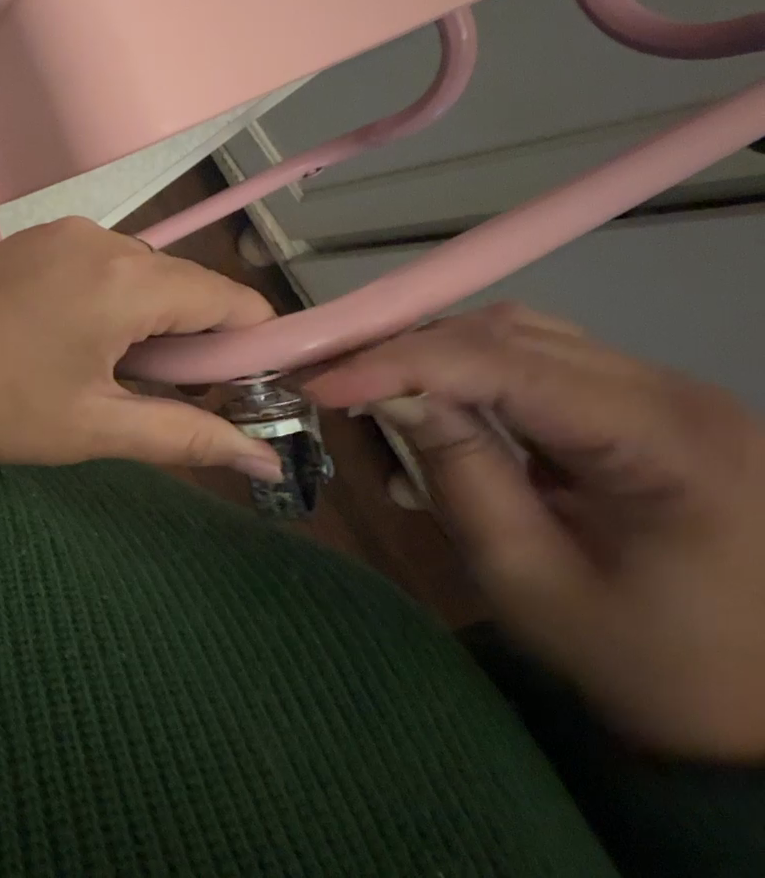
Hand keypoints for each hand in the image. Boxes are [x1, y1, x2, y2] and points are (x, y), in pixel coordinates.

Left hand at [0, 217, 284, 480]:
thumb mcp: (96, 429)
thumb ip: (188, 436)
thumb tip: (265, 460)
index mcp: (124, 279)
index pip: (228, 299)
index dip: (246, 346)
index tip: (231, 391)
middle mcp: (96, 238)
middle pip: (181, 283)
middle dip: (187, 337)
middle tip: (148, 393)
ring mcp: (54, 232)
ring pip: (135, 271)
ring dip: (141, 317)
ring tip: (99, 371)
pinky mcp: (23, 239)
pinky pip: (90, 262)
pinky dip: (101, 297)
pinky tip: (65, 340)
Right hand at [305, 304, 764, 761]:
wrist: (747, 702)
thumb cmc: (633, 654)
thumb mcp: (523, 571)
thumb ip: (458, 470)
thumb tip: (387, 395)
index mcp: (665, 439)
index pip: (504, 363)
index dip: (399, 364)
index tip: (316, 386)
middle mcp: (676, 392)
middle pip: (509, 335)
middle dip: (405, 354)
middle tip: (326, 387)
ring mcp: (667, 395)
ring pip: (518, 337)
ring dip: (432, 362)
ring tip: (369, 404)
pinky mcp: (646, 408)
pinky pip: (537, 364)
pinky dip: (467, 378)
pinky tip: (433, 419)